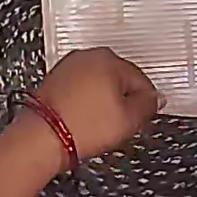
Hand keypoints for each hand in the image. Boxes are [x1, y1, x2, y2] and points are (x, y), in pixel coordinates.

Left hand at [27, 47, 159, 164]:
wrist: (40, 139)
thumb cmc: (80, 127)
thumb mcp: (128, 120)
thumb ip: (147, 105)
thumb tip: (155, 99)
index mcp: (109, 60)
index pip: (140, 80)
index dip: (146, 102)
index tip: (146, 115)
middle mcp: (88, 57)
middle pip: (119, 78)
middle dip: (124, 99)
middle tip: (124, 122)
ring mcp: (68, 67)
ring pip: (98, 82)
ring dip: (104, 100)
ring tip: (102, 123)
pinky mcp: (54, 80)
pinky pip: (80, 88)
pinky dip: (86, 101)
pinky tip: (86, 119)